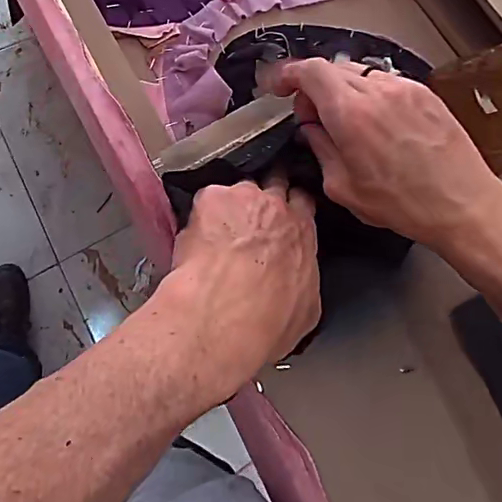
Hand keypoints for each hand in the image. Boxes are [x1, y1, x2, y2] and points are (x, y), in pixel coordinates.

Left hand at [159, 176, 318, 397]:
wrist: (223, 316)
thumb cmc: (265, 321)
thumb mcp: (306, 311)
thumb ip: (304, 279)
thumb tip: (297, 282)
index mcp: (302, 232)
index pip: (303, 201)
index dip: (293, 204)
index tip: (285, 210)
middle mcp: (275, 206)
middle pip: (275, 180)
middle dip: (266, 190)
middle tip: (253, 209)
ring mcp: (242, 197)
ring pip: (239, 188)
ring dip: (231, 203)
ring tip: (217, 227)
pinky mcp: (211, 198)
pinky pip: (206, 198)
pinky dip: (201, 213)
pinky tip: (195, 234)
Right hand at [274, 58, 501, 259]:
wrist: (463, 203)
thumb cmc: (407, 204)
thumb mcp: (344, 188)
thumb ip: (320, 149)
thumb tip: (312, 130)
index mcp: (350, 114)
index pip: (309, 71)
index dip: (288, 74)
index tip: (280, 86)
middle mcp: (377, 91)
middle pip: (332, 67)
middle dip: (314, 86)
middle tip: (313, 115)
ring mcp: (404, 88)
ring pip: (359, 72)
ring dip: (343, 89)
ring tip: (348, 121)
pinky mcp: (424, 92)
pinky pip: (386, 81)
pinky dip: (371, 93)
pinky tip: (377, 122)